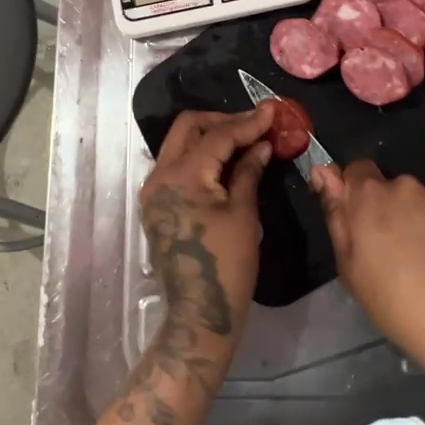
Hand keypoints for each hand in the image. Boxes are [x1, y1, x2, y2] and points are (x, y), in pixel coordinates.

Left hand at [140, 106, 273, 346]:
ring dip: (211, 137)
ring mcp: (153, 191)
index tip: (272, 111)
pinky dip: (200, 157)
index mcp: (182, 176)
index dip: (247, 122)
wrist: (199, 312)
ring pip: (180, 145)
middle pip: (189, 128)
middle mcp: (159, 176)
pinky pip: (177, 166)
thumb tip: (260, 144)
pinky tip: (227, 163)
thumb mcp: (243, 214)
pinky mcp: (156, 204)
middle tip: (254, 125)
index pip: (217, 136)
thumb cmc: (228, 264)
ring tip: (245, 141)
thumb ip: (247, 171)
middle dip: (223, 121)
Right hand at [311, 160, 424, 369]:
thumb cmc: (394, 301)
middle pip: (388, 188)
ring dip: (415, 219)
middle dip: (386, 210)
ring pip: (418, 201)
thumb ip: (336, 214)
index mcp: (369, 196)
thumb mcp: (349, 266)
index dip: (353, 191)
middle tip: (390, 252)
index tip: (357, 221)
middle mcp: (405, 186)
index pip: (355, 169)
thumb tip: (324, 172)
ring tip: (423, 261)